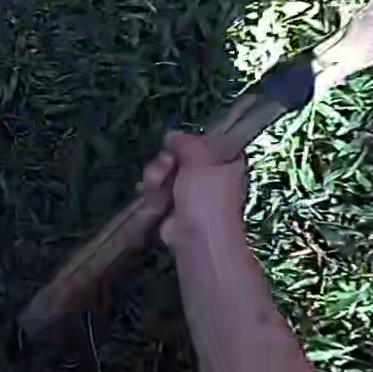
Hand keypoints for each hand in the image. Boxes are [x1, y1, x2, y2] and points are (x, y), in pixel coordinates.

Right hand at [137, 131, 246, 246]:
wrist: (196, 237)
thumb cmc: (205, 197)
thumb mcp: (201, 162)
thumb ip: (187, 144)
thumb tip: (171, 133)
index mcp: (221, 165)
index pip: (197, 146)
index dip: (182, 145)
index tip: (171, 146)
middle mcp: (205, 178)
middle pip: (175, 160)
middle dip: (163, 164)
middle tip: (164, 169)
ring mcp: (187, 195)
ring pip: (162, 176)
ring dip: (154, 180)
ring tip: (155, 188)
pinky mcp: (170, 209)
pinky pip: (156, 194)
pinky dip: (151, 196)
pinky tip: (152, 201)